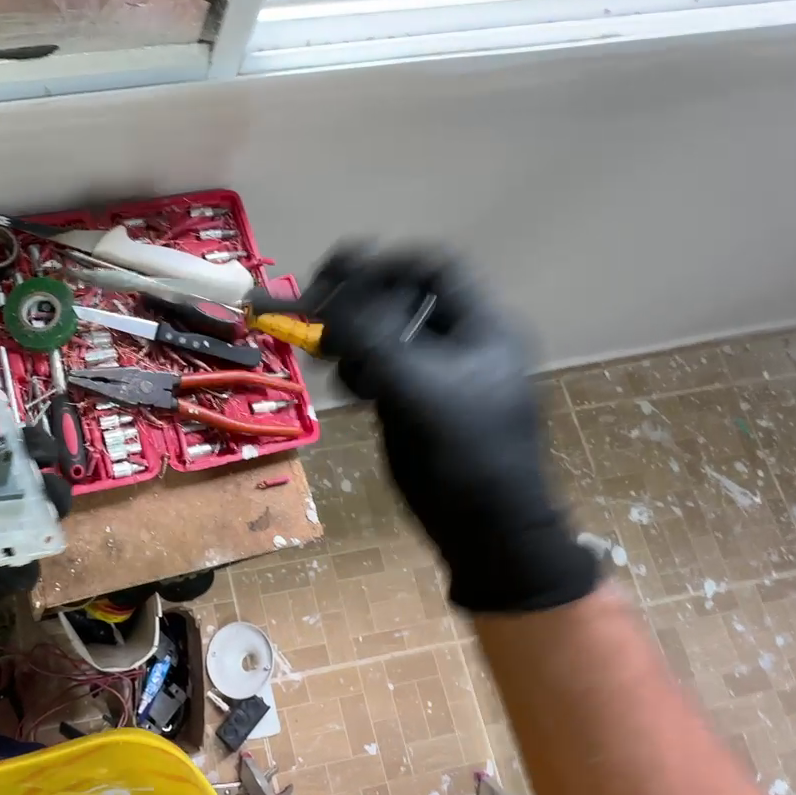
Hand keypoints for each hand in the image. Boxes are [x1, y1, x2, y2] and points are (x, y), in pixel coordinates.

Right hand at [307, 246, 597, 612]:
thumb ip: (368, 338)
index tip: (335, 279)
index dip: (384, 266)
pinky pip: (375, 368)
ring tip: (327, 355)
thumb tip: (318, 297)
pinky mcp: (410, 401)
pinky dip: (354, 370)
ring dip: (349, 339)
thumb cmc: (466, 454)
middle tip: (312, 310)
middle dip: (355, 305)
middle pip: (398, 299)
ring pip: (379, 335)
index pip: (433, 270)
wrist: (483, 527)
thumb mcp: (417, 388)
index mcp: (480, 328)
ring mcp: (432, 373)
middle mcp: (458, 342)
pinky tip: (350, 388)